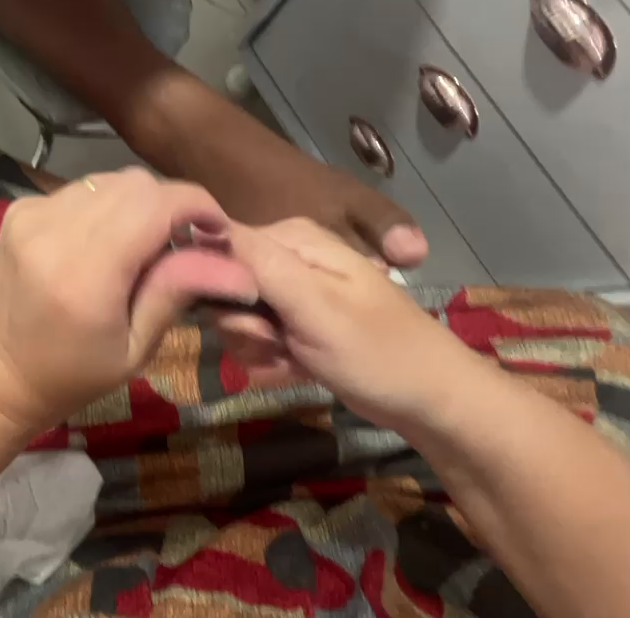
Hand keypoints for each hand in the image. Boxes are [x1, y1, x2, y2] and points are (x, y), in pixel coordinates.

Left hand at [0, 168, 259, 432]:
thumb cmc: (73, 373)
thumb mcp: (135, 347)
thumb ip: (177, 291)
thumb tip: (237, 265)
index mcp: (84, 273)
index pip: (154, 205)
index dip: (196, 205)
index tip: (217, 230)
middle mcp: (53, 230)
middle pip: (134, 184)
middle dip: (170, 205)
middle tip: (184, 242)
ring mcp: (31, 213)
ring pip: (108, 180)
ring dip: (138, 203)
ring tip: (143, 244)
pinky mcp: (19, 208)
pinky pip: (81, 189)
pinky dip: (104, 206)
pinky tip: (104, 241)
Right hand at [216, 218, 496, 433]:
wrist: (434, 403)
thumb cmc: (377, 351)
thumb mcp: (313, 302)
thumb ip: (256, 261)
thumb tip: (196, 225)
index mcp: (291, 237)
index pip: (218, 245)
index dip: (218, 284)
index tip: (250, 316)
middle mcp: (285, 256)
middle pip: (223, 285)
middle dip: (241, 323)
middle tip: (277, 342)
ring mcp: (289, 291)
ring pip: (234, 317)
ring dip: (255, 347)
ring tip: (290, 358)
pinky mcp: (293, 323)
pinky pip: (254, 338)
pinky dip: (268, 359)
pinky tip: (295, 368)